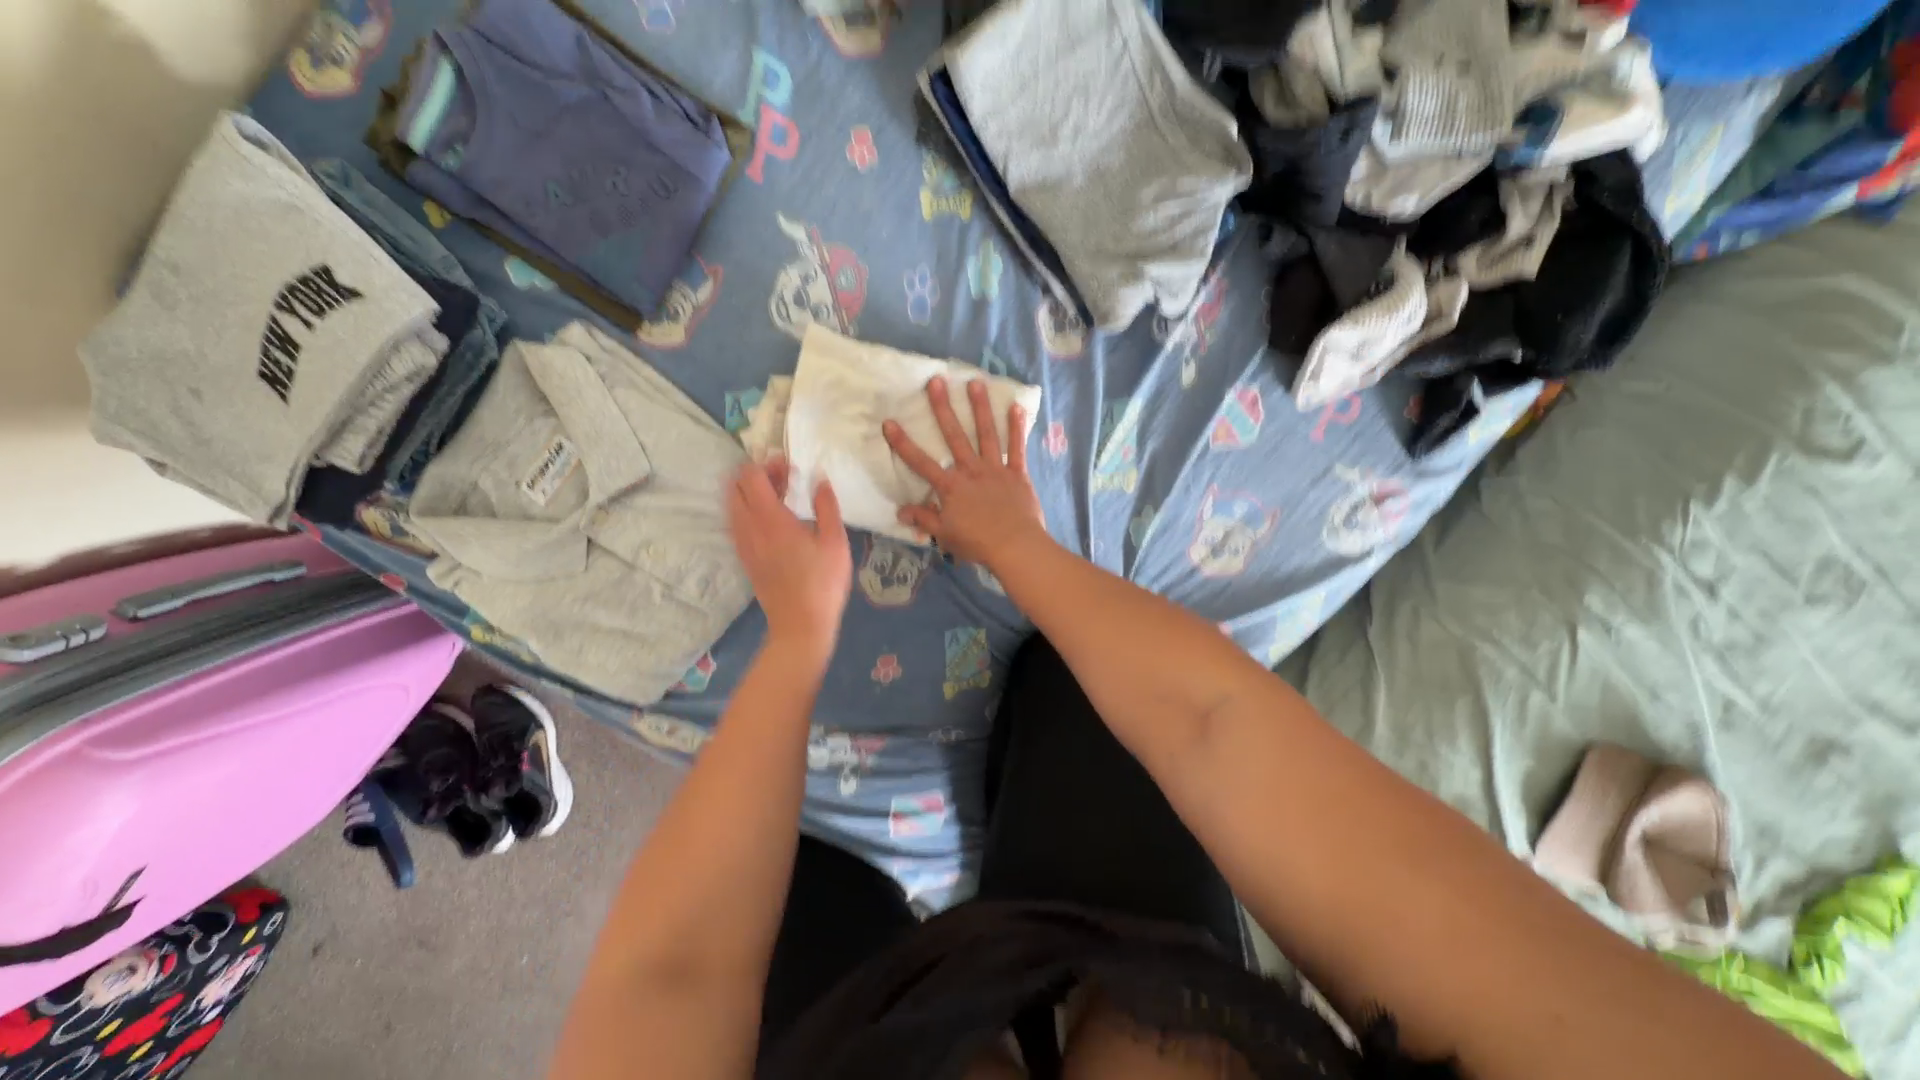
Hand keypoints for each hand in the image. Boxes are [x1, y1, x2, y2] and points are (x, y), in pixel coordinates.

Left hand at [725, 459, 850, 658]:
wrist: (800, 625)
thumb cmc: (823, 583)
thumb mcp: (835, 542)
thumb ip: (826, 506)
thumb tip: (819, 478)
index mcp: (771, 519)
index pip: (751, 476)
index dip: (767, 464)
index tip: (790, 467)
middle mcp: (749, 527)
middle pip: (735, 485)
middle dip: (756, 474)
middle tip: (784, 479)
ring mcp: (743, 543)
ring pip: (731, 503)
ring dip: (749, 492)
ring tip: (779, 497)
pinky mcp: (744, 557)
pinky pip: (735, 522)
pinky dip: (747, 510)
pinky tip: (772, 519)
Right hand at [883, 376, 1050, 568]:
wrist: (1015, 546)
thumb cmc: (977, 543)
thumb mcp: (944, 535)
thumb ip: (924, 519)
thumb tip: (900, 511)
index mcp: (951, 487)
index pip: (921, 462)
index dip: (903, 443)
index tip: (889, 422)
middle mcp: (971, 471)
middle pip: (954, 435)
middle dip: (943, 408)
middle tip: (937, 381)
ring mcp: (996, 469)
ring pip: (986, 433)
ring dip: (980, 407)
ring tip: (975, 382)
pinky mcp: (1017, 474)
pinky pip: (1017, 448)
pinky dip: (1017, 427)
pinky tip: (1016, 406)